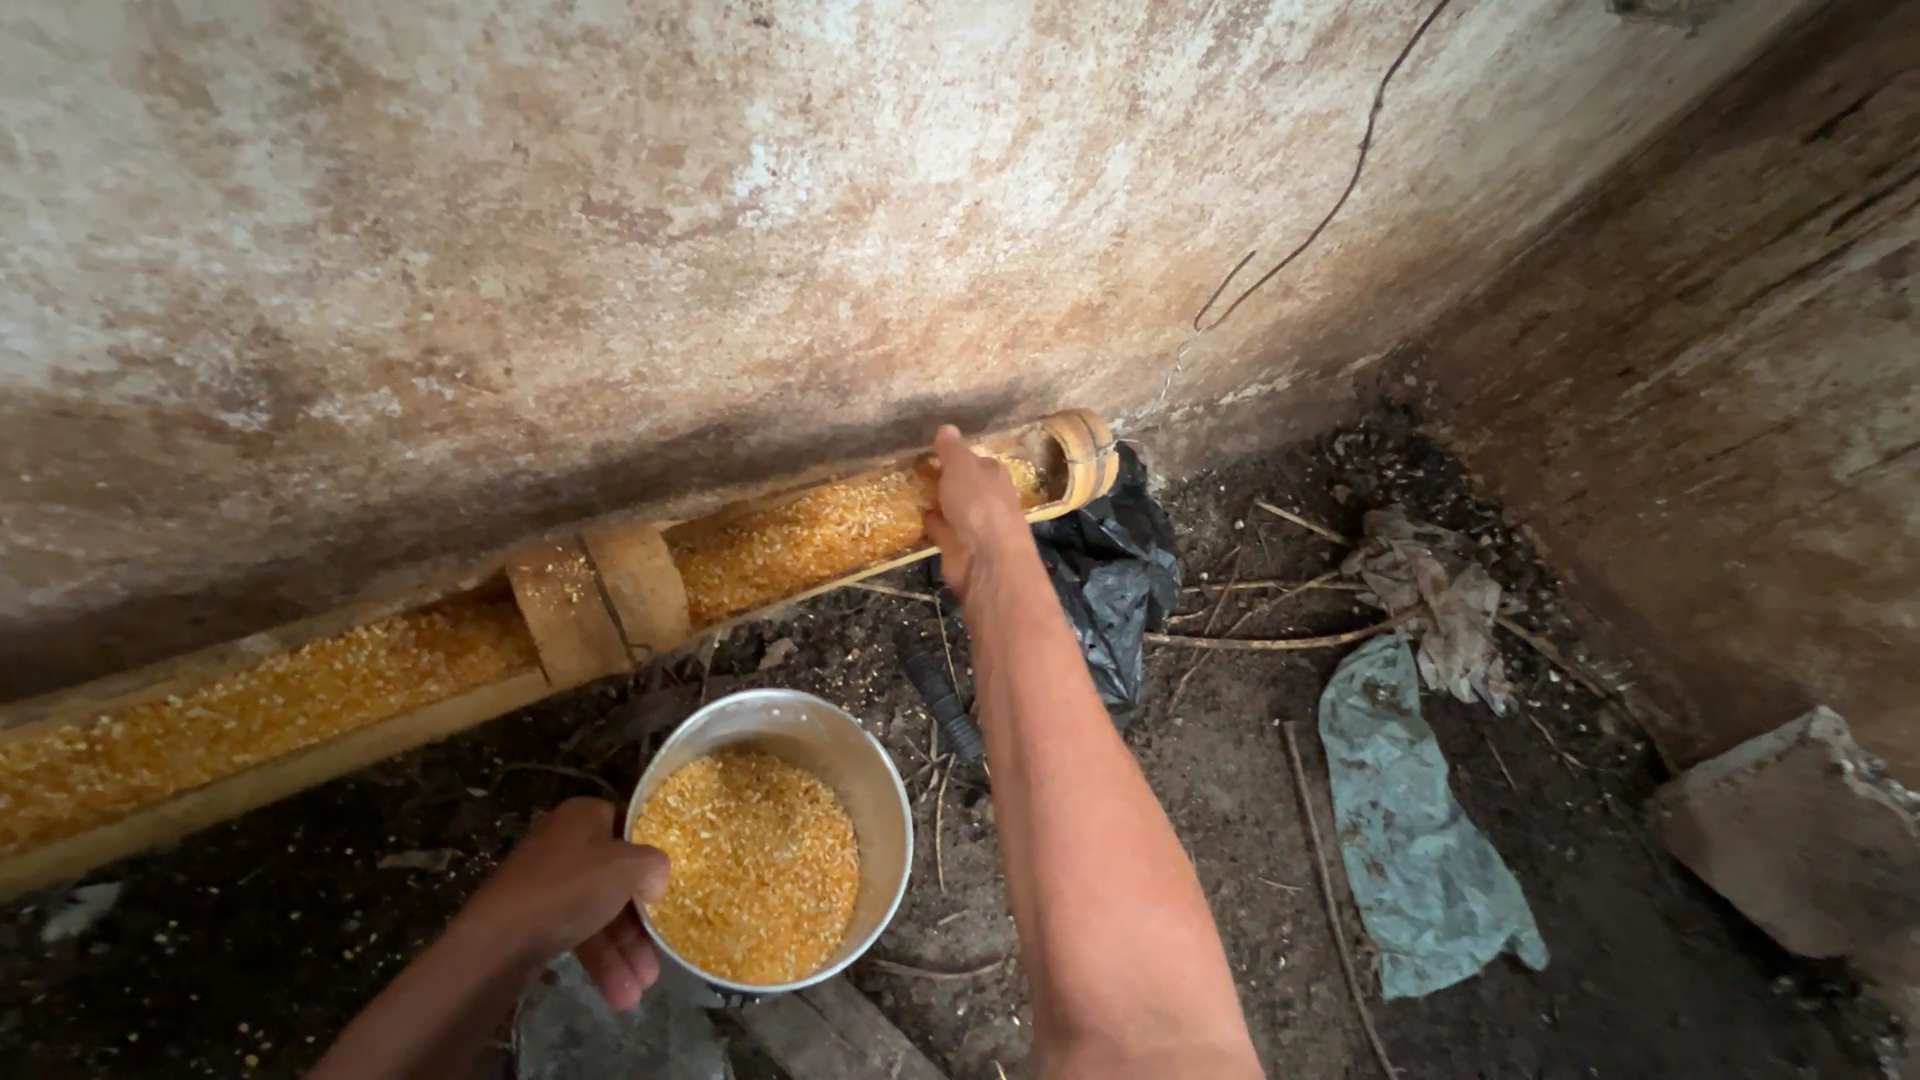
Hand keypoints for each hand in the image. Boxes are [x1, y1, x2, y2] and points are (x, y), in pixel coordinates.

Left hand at [458, 797, 668, 1010]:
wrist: (495, 943)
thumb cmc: (570, 888)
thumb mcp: (629, 866)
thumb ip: (654, 865)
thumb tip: (653, 882)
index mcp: (584, 816)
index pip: (629, 829)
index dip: (651, 855)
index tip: (667, 884)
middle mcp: (564, 843)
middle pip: (616, 878)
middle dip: (638, 924)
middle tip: (658, 952)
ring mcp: (546, 883)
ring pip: (598, 912)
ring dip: (621, 950)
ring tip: (641, 987)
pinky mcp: (532, 918)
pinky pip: (577, 932)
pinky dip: (598, 959)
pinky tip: (616, 992)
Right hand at [923, 425, 1031, 600]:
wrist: (985, 558)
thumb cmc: (978, 503)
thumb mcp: (962, 466)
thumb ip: (952, 449)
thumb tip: (947, 427)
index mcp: (995, 476)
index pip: (976, 461)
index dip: (958, 456)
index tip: (934, 451)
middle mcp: (988, 499)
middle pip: (965, 486)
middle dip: (946, 480)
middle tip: (915, 470)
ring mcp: (974, 525)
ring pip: (952, 508)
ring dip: (937, 502)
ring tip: (910, 490)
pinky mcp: (958, 547)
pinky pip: (941, 529)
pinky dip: (930, 523)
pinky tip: (913, 516)